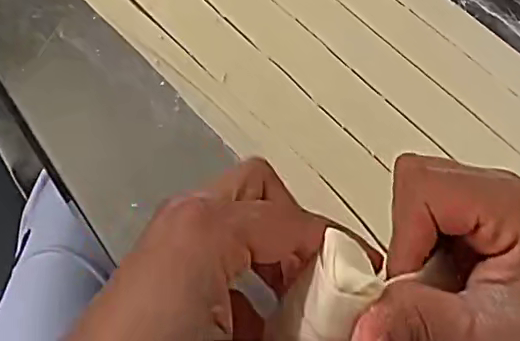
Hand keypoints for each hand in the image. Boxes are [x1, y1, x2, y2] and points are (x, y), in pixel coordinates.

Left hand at [67, 158, 333, 340]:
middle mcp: (185, 218)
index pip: (292, 219)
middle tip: (323, 281)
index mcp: (208, 226)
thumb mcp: (248, 340)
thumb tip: (339, 323)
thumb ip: (299, 327)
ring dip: (270, 256)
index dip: (336, 247)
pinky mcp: (157, 265)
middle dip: (297, 233)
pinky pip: (214, 250)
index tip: (362, 272)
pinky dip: (242, 276)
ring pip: (237, 219)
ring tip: (292, 311)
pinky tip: (252, 329)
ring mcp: (168, 236)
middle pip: (261, 192)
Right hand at [352, 155, 519, 340]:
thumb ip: (419, 318)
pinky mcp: (477, 232)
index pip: (418, 183)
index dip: (405, 238)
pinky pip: (424, 227)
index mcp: (504, 199)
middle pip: (413, 185)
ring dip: (415, 257)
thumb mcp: (482, 336)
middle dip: (407, 243)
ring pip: (412, 206)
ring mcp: (486, 211)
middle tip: (423, 296)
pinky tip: (449, 298)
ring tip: (445, 302)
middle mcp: (494, 194)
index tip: (412, 290)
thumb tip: (365, 320)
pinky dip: (424, 265)